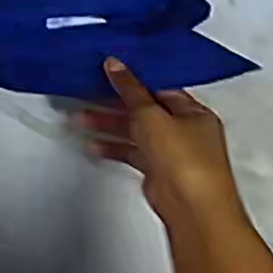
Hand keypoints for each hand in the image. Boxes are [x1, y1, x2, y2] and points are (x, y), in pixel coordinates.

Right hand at [80, 58, 246, 233]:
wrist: (192, 209)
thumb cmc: (184, 159)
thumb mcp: (150, 114)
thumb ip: (129, 88)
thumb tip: (115, 64)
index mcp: (193, 113)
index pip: (157, 88)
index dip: (130, 79)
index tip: (105, 70)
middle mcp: (185, 131)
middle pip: (141, 109)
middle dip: (110, 104)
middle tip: (84, 95)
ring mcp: (171, 152)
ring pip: (132, 130)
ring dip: (106, 125)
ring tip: (79, 119)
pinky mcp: (158, 170)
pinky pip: (130, 151)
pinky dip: (112, 147)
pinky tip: (93, 144)